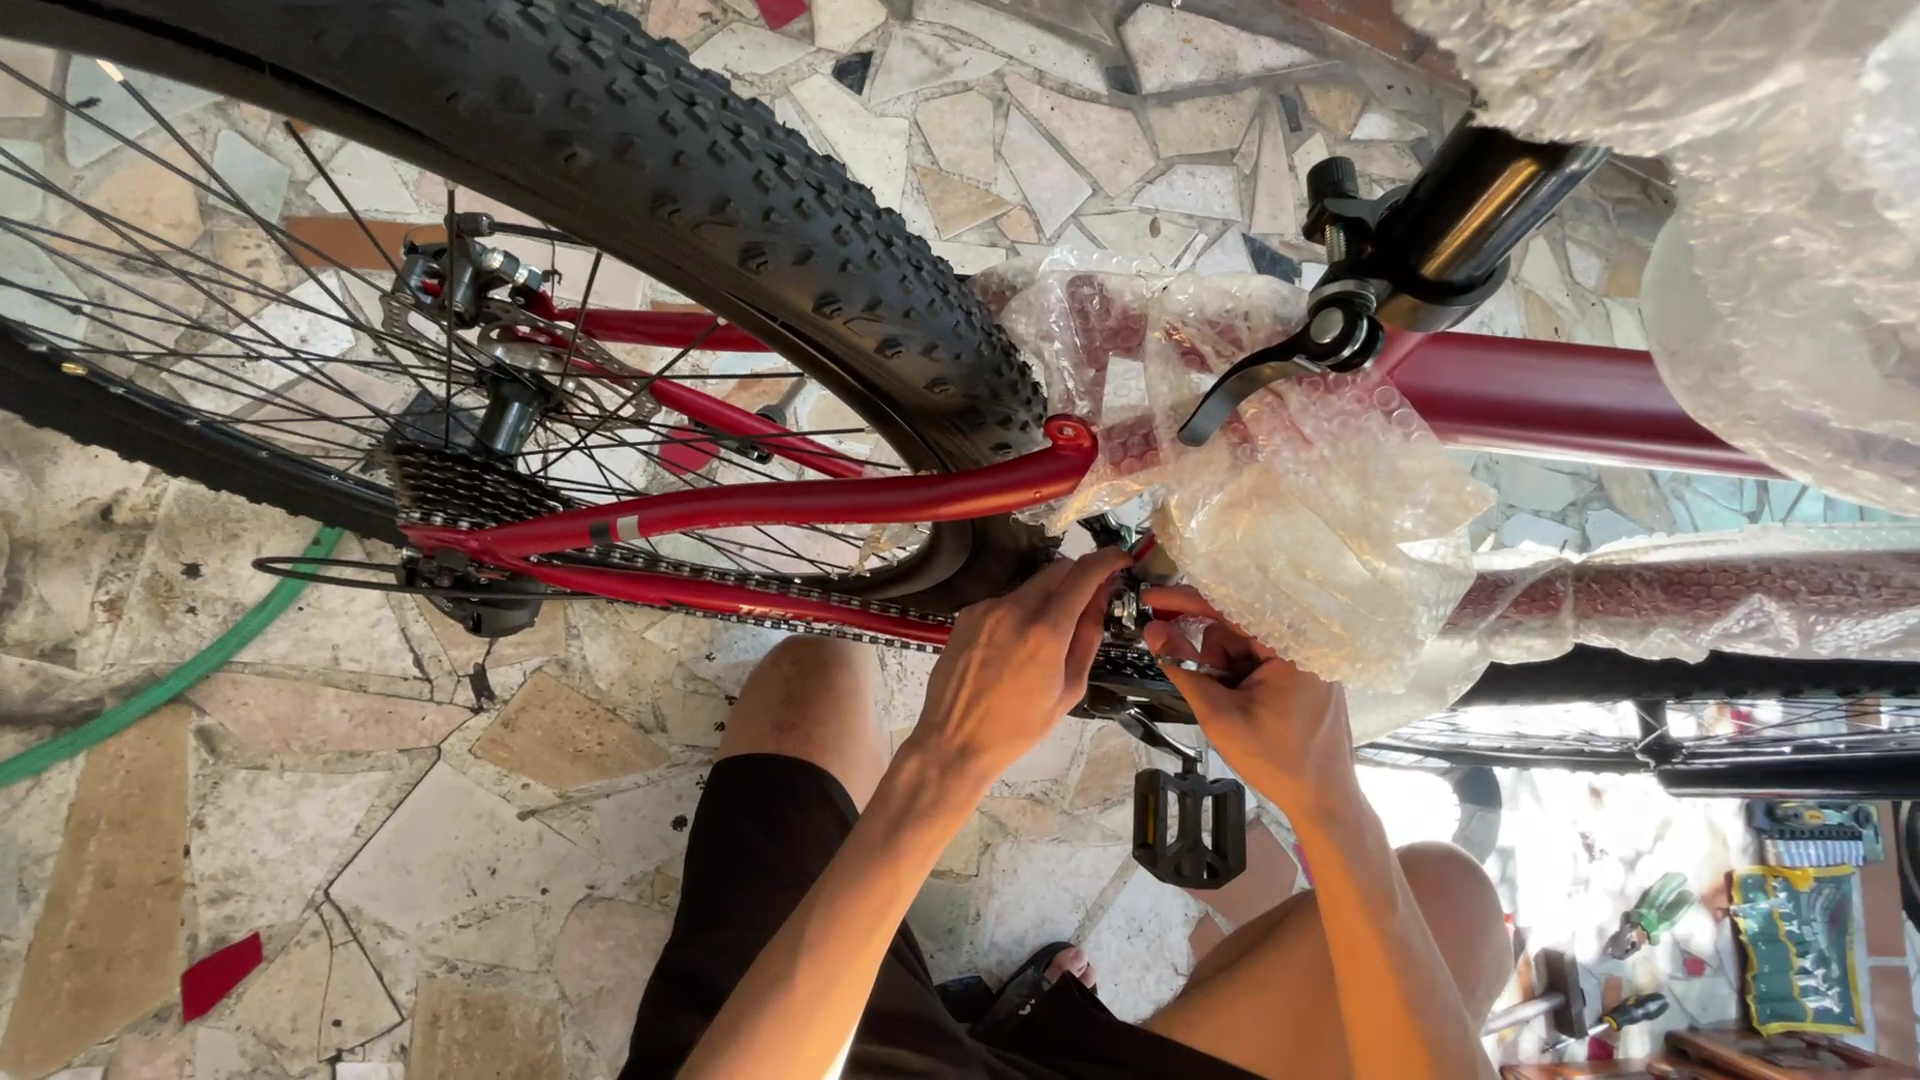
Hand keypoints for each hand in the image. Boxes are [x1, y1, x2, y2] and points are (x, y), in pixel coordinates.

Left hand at [907, 548, 1132, 787]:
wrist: (955, 740)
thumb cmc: (1018, 727)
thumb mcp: (1068, 690)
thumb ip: (1087, 640)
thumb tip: (1098, 603)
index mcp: (1045, 631)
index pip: (1082, 574)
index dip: (1107, 560)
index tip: (1120, 559)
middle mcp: (1013, 609)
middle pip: (1056, 571)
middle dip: (1078, 578)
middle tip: (1089, 600)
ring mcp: (986, 609)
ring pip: (1029, 587)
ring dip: (1047, 598)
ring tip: (1046, 637)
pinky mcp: (967, 615)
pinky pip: (1004, 602)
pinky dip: (1019, 612)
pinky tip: (1014, 646)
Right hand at [1140, 586, 1353, 809]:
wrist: (1324, 801)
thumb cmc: (1274, 759)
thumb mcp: (1218, 714)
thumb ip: (1183, 668)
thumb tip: (1153, 630)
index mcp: (1290, 646)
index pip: (1229, 608)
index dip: (1185, 601)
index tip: (1151, 600)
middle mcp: (1305, 644)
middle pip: (1236, 628)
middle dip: (1212, 656)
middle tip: (1208, 690)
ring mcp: (1308, 661)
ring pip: (1245, 646)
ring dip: (1226, 670)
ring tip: (1233, 706)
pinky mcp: (1308, 676)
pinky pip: (1261, 661)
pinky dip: (1242, 677)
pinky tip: (1245, 705)